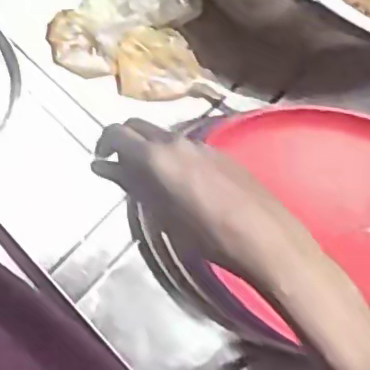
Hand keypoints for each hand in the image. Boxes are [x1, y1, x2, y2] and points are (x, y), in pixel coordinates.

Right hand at [93, 119, 326, 291]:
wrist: (268, 242)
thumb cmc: (207, 236)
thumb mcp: (161, 214)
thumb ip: (130, 183)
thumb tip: (103, 166)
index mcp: (155, 155)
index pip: (116, 132)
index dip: (103, 143)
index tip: (101, 161)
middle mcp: (174, 140)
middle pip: (137, 126)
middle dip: (123, 140)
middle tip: (119, 164)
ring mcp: (199, 144)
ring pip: (161, 135)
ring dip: (148, 147)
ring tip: (150, 177)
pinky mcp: (220, 153)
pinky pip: (185, 145)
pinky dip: (171, 154)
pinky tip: (181, 182)